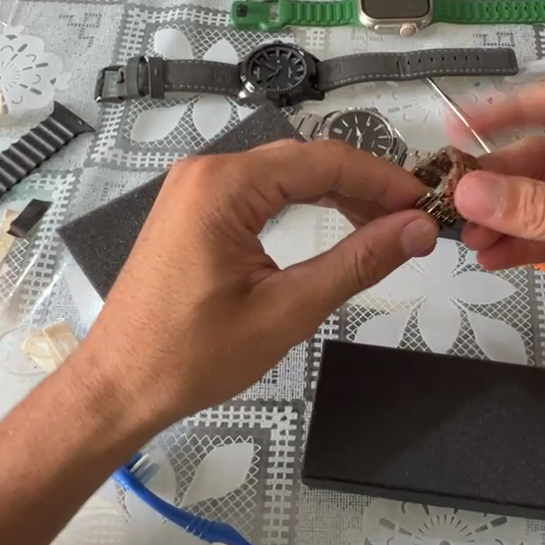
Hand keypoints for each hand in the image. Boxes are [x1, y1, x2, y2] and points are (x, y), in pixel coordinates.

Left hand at [71, 139, 438, 433]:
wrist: (120, 384)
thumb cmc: (190, 356)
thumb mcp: (287, 310)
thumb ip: (357, 263)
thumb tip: (414, 230)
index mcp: (224, 186)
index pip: (324, 161)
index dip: (383, 179)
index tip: (424, 203)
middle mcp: (206, 173)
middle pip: (305, 160)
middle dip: (363, 186)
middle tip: (410, 219)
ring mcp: (196, 189)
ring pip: (285, 175)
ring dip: (336, 194)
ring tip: (382, 225)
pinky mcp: (194, 210)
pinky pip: (261, 192)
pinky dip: (302, 204)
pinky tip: (334, 223)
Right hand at [454, 80, 544, 411]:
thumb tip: (471, 190)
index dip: (510, 111)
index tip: (458, 127)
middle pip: (542, 160)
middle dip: (500, 180)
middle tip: (456, 201)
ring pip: (537, 204)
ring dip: (502, 217)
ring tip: (468, 237)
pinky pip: (544, 242)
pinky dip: (515, 247)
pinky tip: (491, 257)